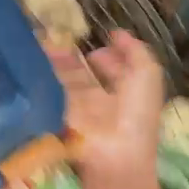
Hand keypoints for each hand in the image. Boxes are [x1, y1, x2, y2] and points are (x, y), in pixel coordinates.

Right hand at [49, 31, 165, 188]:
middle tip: (66, 41)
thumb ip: (134, 50)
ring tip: (49, 46)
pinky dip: (49, 78)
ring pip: (71, 83)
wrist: (115, 154)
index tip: (98, 38)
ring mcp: (84, 112)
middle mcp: (105, 102)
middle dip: (80, 59)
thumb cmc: (137, 112)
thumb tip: (116, 34)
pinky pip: (56, 95)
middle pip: (91, 76)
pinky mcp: (64, 120)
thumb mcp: (147, 73)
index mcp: (130, 91)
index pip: (117, 69)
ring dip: (61, 65)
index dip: (110, 53)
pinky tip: (41, 60)